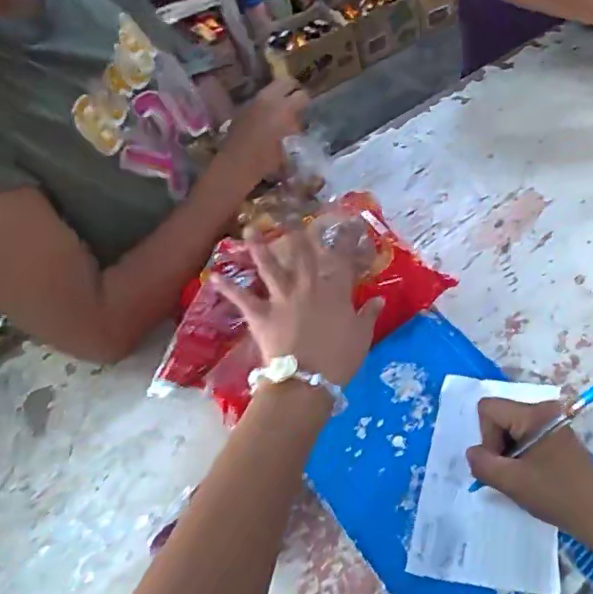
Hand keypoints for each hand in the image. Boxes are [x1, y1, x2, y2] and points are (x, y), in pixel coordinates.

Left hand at [212, 227, 382, 389]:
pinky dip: (227, 287)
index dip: (345, 242)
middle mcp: (307, 288)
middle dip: (299, 233)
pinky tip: (213, 275)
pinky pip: (241, 298)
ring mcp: (281, 300)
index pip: (343, 261)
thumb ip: (368, 315)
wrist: (307, 380)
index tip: (347, 225)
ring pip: (269, 267)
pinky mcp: (260, 315)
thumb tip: (379, 299)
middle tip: (292, 214)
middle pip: (303, 255)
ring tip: (249, 229)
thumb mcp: (362, 337)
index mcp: (335, 293)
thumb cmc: (339, 360)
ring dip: (258, 247)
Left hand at [217, 77, 307, 183]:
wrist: (236, 164)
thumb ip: (295, 135)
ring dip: (278, 98)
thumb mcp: (289, 151)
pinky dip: (265, 106)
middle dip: (293, 90)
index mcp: (284, 109)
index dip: (307, 103)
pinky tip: (266, 122)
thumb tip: (299, 129)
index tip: (308, 112)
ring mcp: (253, 102)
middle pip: (286, 82)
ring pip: (271, 90)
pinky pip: (259, 100)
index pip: (302, 96)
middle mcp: (269, 99)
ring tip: (281, 114)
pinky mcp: (242, 109)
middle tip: (297, 104)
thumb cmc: (266, 162)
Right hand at [465, 398, 592, 529]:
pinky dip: (520, 456)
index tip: (501, 463)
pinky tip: (531, 476)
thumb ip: (482, 464)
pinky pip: (525, 437)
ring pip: (511, 429)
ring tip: (521, 477)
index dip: (486, 437)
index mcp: (535, 414)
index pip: (489, 409)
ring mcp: (552, 423)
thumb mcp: (511, 482)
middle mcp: (544, 410)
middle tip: (510, 474)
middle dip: (496, 445)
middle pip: (500, 417)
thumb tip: (473, 452)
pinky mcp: (557, 437)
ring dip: (508, 453)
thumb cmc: (556, 495)